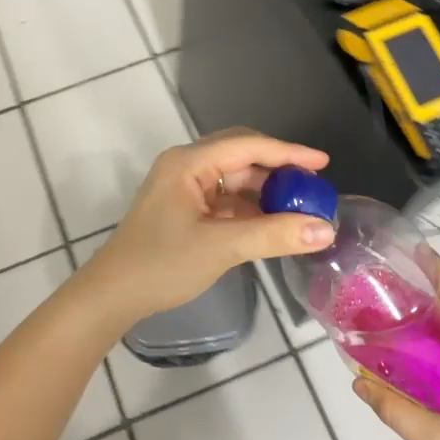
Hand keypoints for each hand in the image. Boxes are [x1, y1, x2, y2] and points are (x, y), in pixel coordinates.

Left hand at [74, 130, 336, 326]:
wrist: (114, 294)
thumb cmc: (162, 264)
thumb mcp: (221, 247)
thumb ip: (273, 235)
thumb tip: (325, 228)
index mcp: (188, 162)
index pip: (246, 145)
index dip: (287, 152)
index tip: (324, 162)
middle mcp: (186, 165)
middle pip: (240, 155)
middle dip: (278, 168)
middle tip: (315, 186)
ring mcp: (184, 187)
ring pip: (235, 178)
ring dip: (266, 190)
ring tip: (302, 207)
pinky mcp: (185, 208)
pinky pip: (226, 198)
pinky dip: (251, 207)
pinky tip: (274, 223)